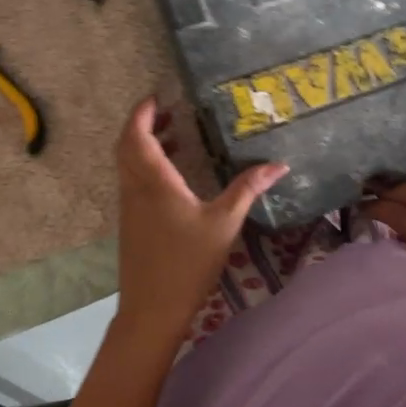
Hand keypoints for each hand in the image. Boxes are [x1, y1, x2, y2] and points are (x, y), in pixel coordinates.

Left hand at [114, 97, 286, 324]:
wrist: (152, 310)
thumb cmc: (188, 263)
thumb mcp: (224, 223)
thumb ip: (248, 189)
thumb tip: (278, 164)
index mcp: (154, 183)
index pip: (137, 136)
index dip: (143, 113)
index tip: (158, 96)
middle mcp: (136, 189)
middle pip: (127, 146)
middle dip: (144, 124)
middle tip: (170, 111)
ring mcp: (130, 208)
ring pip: (128, 164)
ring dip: (145, 145)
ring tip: (175, 136)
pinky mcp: (132, 223)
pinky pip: (133, 181)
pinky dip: (147, 165)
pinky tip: (174, 175)